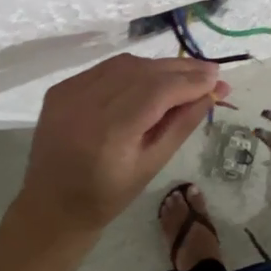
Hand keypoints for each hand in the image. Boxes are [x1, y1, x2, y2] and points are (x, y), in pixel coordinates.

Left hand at [19, 54, 230, 233]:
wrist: (52, 205)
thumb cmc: (107, 196)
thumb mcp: (151, 165)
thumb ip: (181, 125)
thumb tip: (212, 92)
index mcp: (109, 132)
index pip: (157, 90)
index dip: (190, 80)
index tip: (218, 77)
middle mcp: (86, 104)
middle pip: (142, 71)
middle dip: (179, 69)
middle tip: (210, 72)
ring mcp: (68, 92)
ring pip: (123, 65)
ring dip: (157, 67)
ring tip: (184, 76)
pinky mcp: (60, 89)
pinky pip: (103, 70)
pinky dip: (131, 71)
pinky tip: (149, 79)